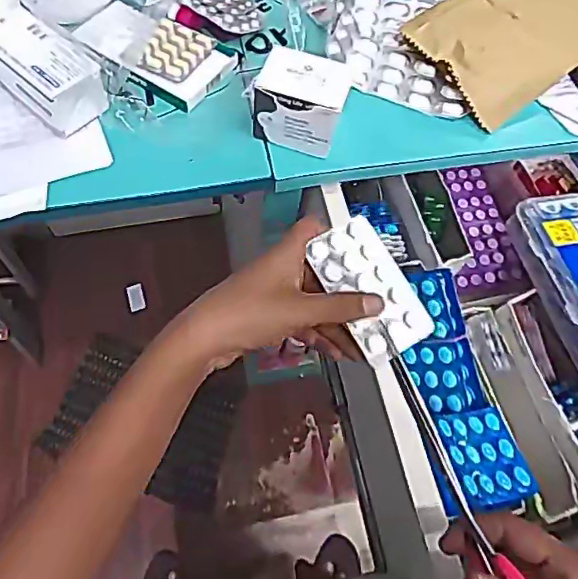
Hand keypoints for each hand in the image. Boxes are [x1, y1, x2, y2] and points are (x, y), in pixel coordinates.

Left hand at [164, 218, 379, 373]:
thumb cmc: (242, 312)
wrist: (206, 339)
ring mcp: (277, 292)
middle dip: (348, 290)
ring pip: (316, 299)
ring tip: (361, 338)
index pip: (315, 229)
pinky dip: (322, 331)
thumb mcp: (300, 310)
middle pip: (323, 271)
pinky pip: (305, 318)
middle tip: (372, 305)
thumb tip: (371, 302)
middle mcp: (283, 268)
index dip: (339, 236)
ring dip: (338, 319)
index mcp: (288, 253)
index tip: (365, 253)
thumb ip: (339, 307)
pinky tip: (337, 349)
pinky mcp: (271, 314)